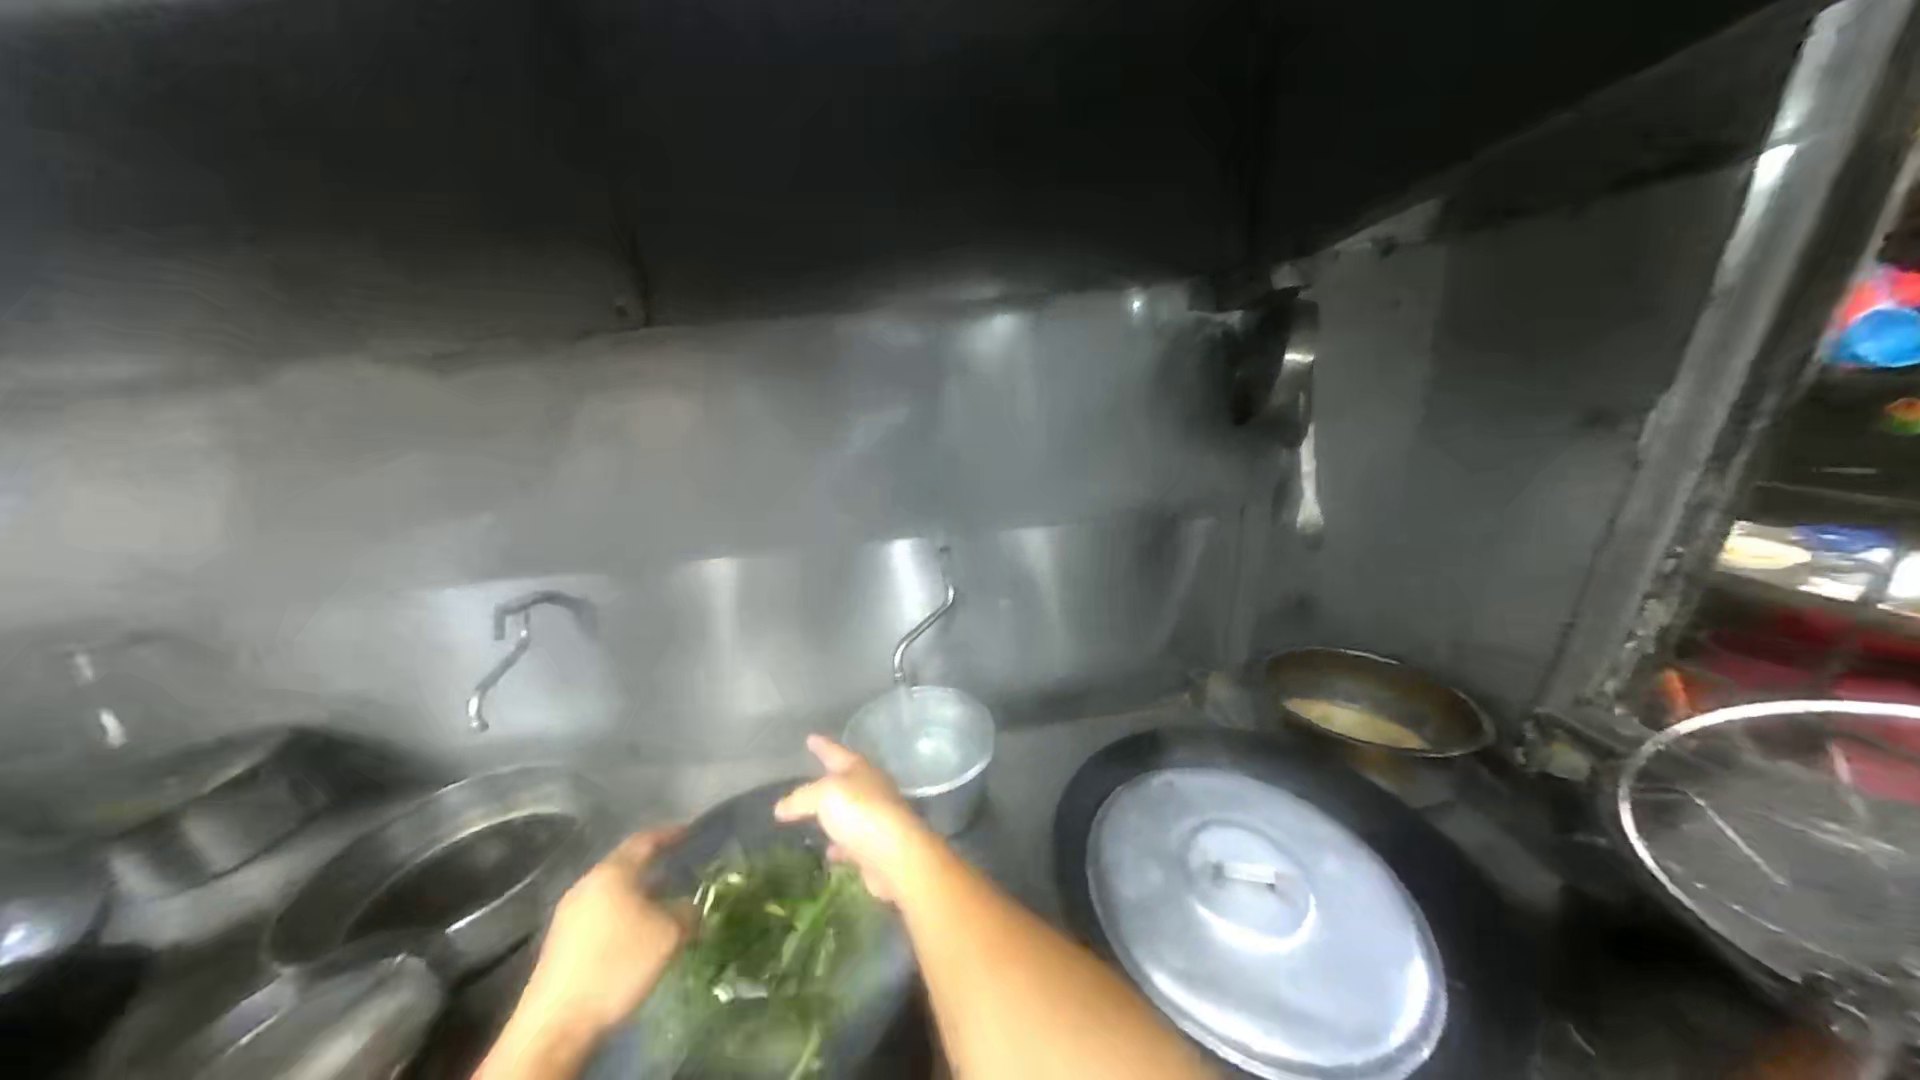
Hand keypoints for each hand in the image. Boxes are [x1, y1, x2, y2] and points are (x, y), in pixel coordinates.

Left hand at [519, 826, 689, 1036]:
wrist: (556, 1025)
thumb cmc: (617, 964)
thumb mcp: (668, 934)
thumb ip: (686, 912)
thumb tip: (690, 908)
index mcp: (611, 873)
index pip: (644, 841)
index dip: (669, 834)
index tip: (689, 833)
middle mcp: (586, 886)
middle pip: (625, 866)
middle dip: (654, 867)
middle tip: (680, 870)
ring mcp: (568, 916)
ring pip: (612, 893)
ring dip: (638, 895)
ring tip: (663, 905)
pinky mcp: (560, 944)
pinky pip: (600, 916)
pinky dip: (623, 916)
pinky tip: (637, 935)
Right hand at [774, 735, 938, 900]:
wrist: (896, 855)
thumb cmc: (861, 812)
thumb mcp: (825, 795)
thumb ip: (802, 798)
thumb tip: (780, 807)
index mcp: (860, 770)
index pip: (836, 752)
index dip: (823, 745)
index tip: (811, 738)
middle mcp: (871, 790)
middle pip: (846, 781)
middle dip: (829, 779)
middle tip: (811, 777)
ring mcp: (875, 819)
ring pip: (849, 813)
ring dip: (833, 815)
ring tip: (813, 818)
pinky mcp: (875, 848)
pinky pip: (852, 843)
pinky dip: (839, 846)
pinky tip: (829, 853)